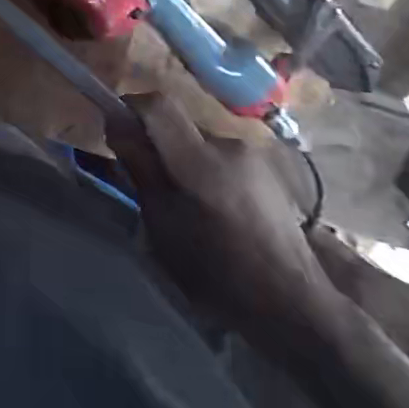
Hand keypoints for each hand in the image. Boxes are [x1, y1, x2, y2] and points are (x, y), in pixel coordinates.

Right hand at [106, 93, 335, 323]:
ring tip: (184, 203)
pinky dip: (205, 170)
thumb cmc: (217, 273)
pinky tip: (213, 209)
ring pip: (198, 141)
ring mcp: (251, 154)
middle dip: (156, 142)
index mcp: (199, 159)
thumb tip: (117, 124)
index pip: (157, 104)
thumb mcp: (163, 225)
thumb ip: (140, 168)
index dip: (130, 108)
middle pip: (177, 123)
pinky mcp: (265, 168)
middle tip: (146, 181)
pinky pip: (220, 156)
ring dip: (182, 160)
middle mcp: (227, 143)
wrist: (293, 303)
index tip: (116, 131)